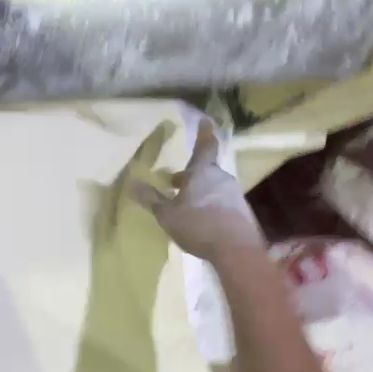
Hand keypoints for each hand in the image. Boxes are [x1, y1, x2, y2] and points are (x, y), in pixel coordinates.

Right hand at [132, 119, 265, 262]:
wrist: (237, 251)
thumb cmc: (198, 225)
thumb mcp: (167, 214)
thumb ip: (151, 199)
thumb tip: (132, 183)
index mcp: (202, 172)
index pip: (205, 146)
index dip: (205, 132)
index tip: (206, 120)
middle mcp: (221, 178)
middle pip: (205, 170)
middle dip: (190, 175)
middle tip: (174, 182)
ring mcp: (234, 195)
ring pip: (213, 186)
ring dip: (198, 191)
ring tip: (184, 205)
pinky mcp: (241, 212)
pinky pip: (221, 201)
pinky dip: (209, 205)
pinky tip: (201, 221)